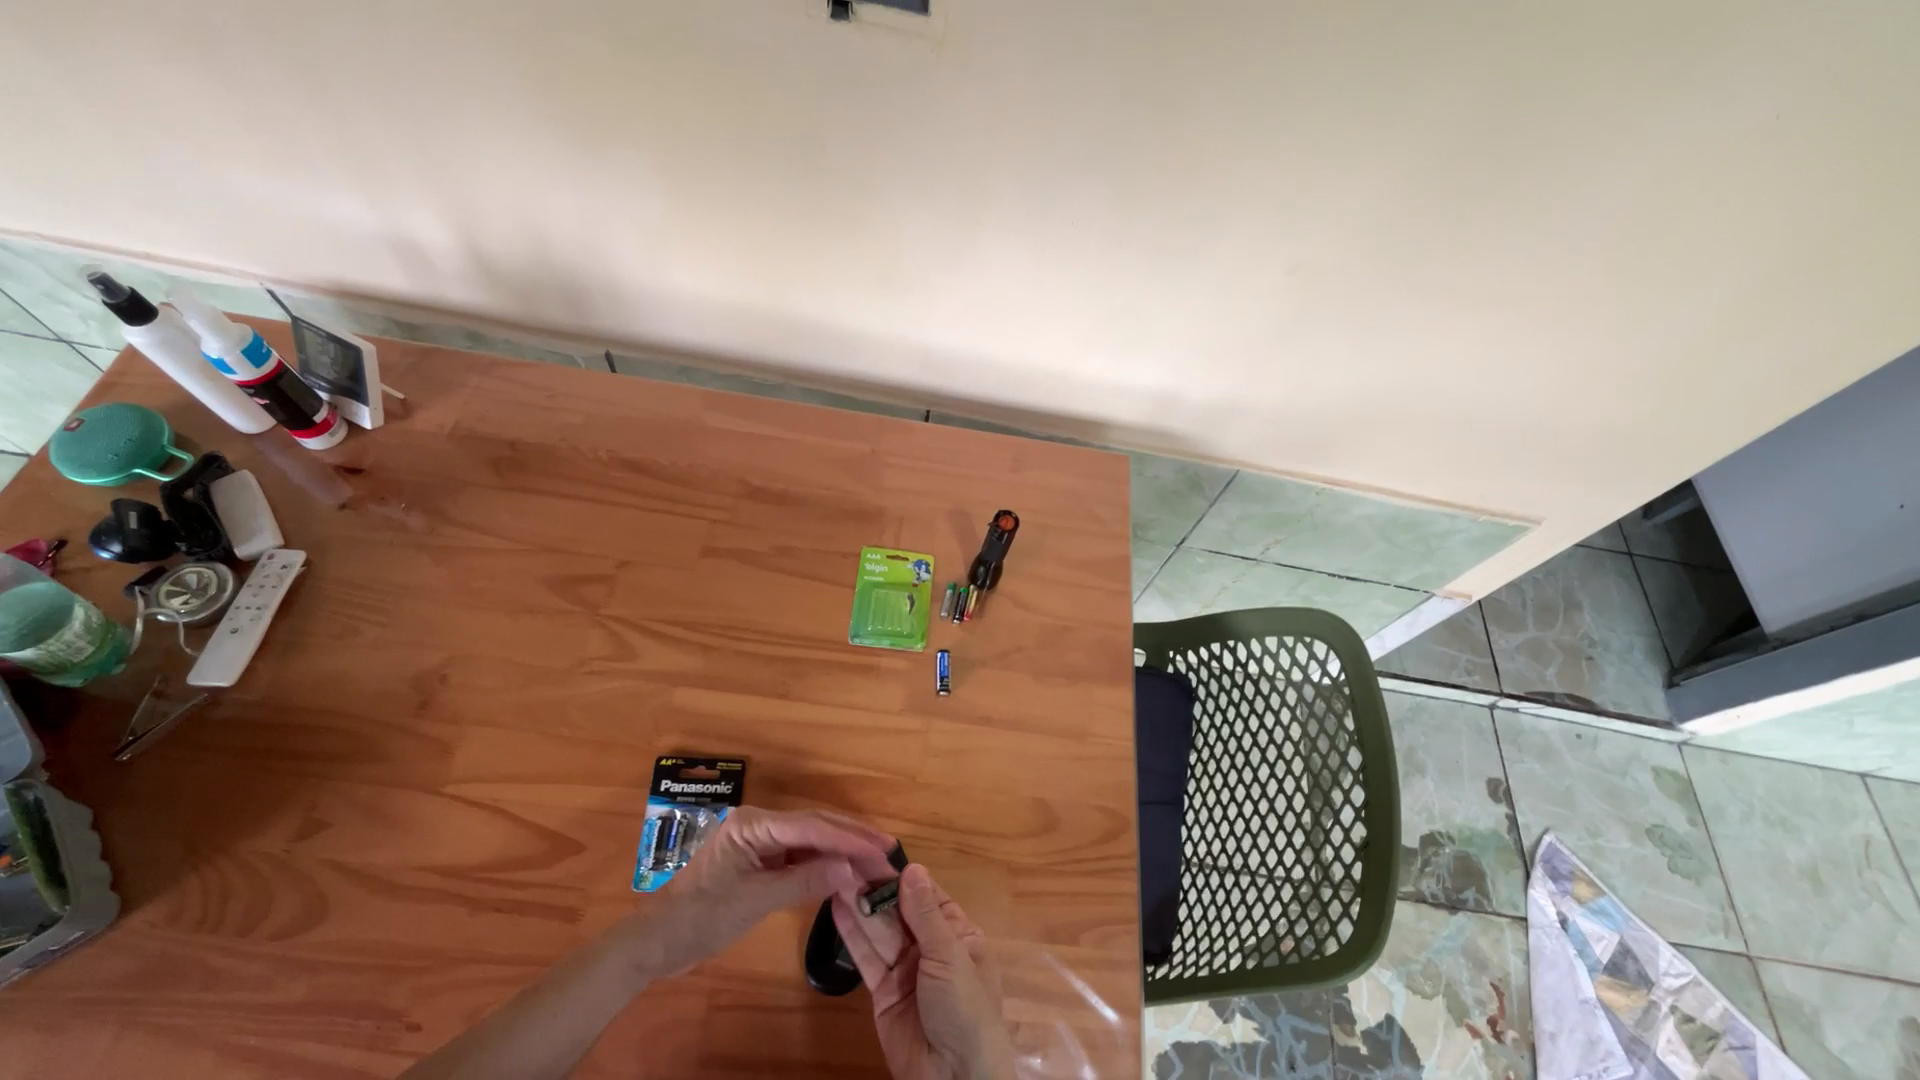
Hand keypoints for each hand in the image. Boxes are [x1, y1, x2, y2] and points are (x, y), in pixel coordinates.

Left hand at [626, 806, 896, 977]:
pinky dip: (824, 862)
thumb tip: (852, 870)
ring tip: (876, 858)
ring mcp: (759, 840)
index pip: (812, 826)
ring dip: (842, 849)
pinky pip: (799, 854)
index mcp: (753, 824)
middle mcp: (758, 823)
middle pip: (815, 824)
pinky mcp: (760, 859)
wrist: (658, 943)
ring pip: (811, 837)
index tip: (883, 849)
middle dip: (853, 838)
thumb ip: (805, 880)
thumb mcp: (756, 901)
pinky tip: (846, 870)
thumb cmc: (701, 918)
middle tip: (889, 851)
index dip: (850, 837)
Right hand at [833, 864, 1015, 1079]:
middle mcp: (931, 948)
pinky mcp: (883, 992)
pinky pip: (867, 957)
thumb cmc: (966, 1009)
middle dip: (876, 888)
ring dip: (860, 905)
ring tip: (836, 874)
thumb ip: (926, 914)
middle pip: (900, 912)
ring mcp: (906, 970)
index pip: (927, 897)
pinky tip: (837, 907)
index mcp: (959, 935)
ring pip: (880, 931)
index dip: (903, 876)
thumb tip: (913, 868)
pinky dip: (852, 933)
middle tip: (847, 859)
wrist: (953, 1078)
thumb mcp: (950, 956)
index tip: (876, 851)